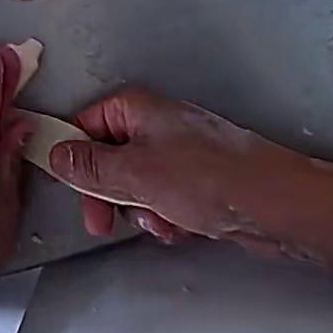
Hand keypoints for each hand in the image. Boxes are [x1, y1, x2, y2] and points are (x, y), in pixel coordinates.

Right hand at [48, 87, 324, 247]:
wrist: (276, 204)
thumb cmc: (204, 178)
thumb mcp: (135, 173)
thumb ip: (90, 166)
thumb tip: (55, 154)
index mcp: (135, 107)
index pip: (85, 123)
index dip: (73, 155)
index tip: (68, 187)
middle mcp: (153, 122)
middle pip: (107, 156)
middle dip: (108, 192)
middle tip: (103, 222)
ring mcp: (176, 149)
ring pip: (134, 182)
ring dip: (139, 208)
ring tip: (161, 220)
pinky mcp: (195, 177)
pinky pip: (162, 195)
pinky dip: (165, 213)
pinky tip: (182, 226)